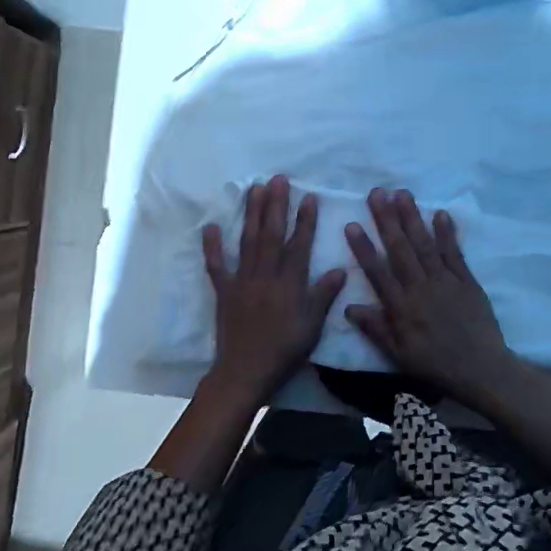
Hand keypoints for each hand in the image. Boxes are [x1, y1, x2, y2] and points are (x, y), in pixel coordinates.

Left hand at [202, 175, 346, 404]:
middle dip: (276, 205)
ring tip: (254, 188)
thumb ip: (323, 296)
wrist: (245, 371)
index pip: (299, 244)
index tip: (309, 196)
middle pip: (271, 234)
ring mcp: (242, 281)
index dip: (305, 220)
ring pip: (247, 241)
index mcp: (290, 283)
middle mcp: (266, 275)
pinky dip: (212, 246)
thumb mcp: (312, 326)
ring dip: (251, 214)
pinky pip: (217, 265)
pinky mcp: (224, 291)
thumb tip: (340, 269)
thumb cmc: (284, 351)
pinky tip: (210, 227)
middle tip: (278, 179)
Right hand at [343, 188, 517, 406]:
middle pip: (400, 249)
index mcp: (401, 307)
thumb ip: (376, 329)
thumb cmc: (435, 364)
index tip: (352, 224)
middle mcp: (420, 288)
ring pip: (425, 244)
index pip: (378, 272)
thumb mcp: (399, 354)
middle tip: (377, 193)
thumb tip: (349, 308)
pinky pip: (454, 253)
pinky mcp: (467, 281)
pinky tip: (440, 214)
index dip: (364, 248)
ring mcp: (445, 281)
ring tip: (402, 194)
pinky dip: (447, 233)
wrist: (480, 369)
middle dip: (387, 219)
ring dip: (413, 218)